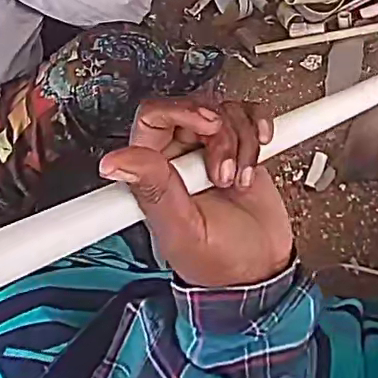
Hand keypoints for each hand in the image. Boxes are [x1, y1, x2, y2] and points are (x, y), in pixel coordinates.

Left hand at [99, 99, 291, 286]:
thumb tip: (115, 163)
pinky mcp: (241, 147)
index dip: (182, 112)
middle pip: (196, 108)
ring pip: (226, 111)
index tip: (209, 127)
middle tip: (225, 172)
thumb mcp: (183, 230)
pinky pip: (249, 114)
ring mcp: (211, 148)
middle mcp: (179, 155)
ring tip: (240, 180)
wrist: (260, 269)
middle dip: (221, 137)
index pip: (155, 115)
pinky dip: (259, 128)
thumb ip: (155, 190)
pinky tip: (261, 148)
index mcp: (153, 172)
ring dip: (242, 142)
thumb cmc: (217, 260)